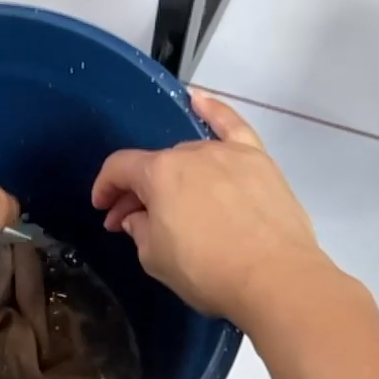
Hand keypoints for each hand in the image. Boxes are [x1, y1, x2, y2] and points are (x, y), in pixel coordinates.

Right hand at [91, 92, 336, 317]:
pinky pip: (232, 125)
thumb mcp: (154, 258)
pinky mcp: (258, 160)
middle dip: (138, 191)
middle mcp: (190, 154)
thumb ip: (139, 230)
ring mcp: (228, 153)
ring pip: (188, 155)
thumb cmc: (207, 271)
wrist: (275, 279)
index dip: (104, 189)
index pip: (119, 169)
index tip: (103, 211)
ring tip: (171, 200)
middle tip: (135, 221)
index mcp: (158, 174)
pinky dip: (213, 111)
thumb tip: (137, 218)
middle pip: (154, 165)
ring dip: (172, 174)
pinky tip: (198, 100)